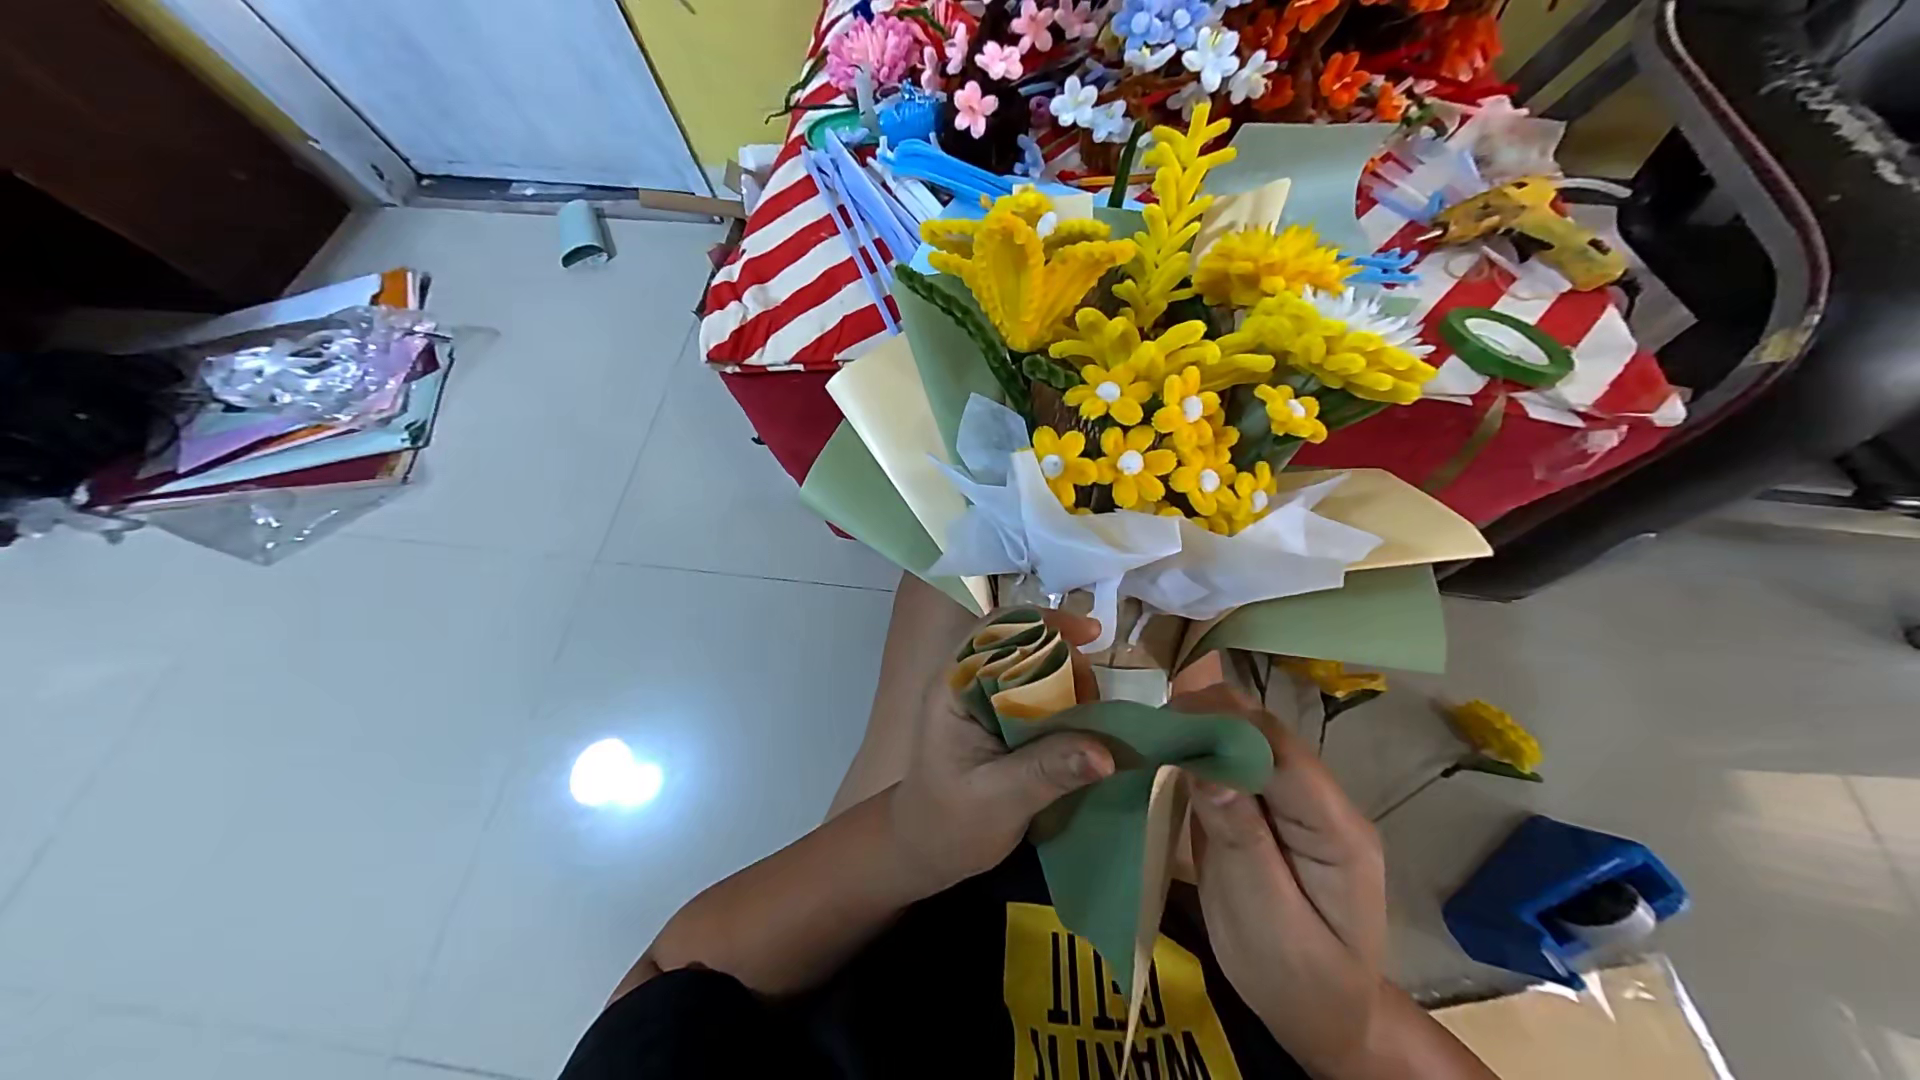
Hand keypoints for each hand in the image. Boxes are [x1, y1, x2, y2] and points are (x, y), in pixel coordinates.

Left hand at [886, 609, 1115, 895]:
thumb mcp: (999, 800)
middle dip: (1067, 661)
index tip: (1091, 635)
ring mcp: (988, 697)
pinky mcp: (1004, 716)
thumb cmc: (949, 823)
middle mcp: (971, 680)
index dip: (1043, 623)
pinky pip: (1043, 693)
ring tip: (1095, 719)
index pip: (996, 630)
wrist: (928, 848)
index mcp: (955, 686)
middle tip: (1095, 700)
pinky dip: (1069, 702)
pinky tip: (1088, 725)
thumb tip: (1107, 752)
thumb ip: (1048, 772)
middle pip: (1026, 644)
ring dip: (1072, 683)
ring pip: (1039, 667)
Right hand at [1179, 685, 1388, 1079]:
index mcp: (1337, 830)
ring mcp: (1293, 801)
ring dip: (1199, 730)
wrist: (1317, 1013)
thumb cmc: (1296, 978)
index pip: (1282, 752)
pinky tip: (1166, 758)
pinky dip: (1198, 752)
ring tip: (1149, 740)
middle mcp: (1320, 801)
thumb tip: (1206, 767)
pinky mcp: (1265, 807)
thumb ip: (1242, 841)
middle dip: (1207, 720)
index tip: (1165, 723)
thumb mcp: (1267, 920)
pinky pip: (1234, 763)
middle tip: (1146, 733)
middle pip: (1265, 734)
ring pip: (1247, 739)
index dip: (1225, 725)